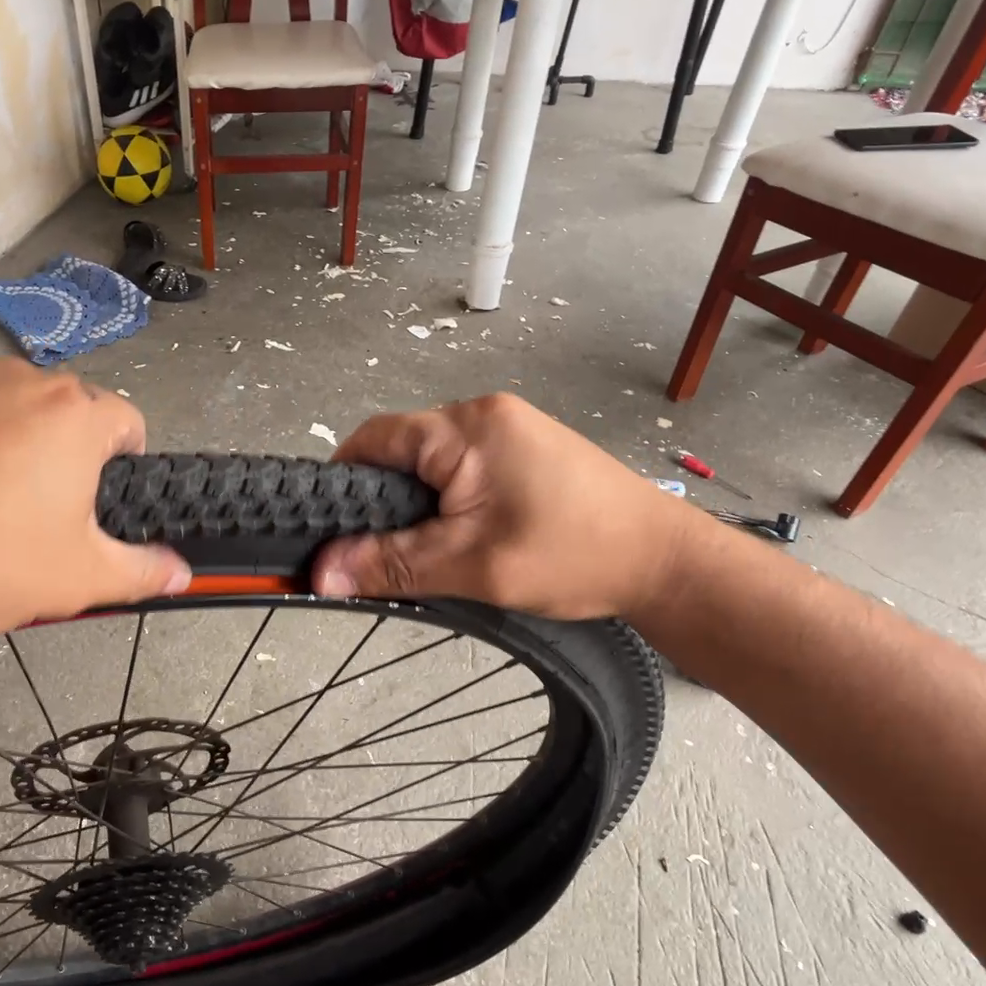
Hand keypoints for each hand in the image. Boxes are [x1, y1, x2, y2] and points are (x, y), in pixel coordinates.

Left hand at [0, 359, 188, 642]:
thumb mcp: (76, 580)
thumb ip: (142, 572)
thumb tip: (181, 573)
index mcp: (73, 416)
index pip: (129, 424)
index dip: (125, 469)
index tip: (99, 510)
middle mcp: (19, 382)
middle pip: (66, 417)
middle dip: (66, 463)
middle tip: (41, 523)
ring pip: (5, 417)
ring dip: (8, 454)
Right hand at [311, 394, 708, 619]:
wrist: (667, 561)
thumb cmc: (575, 556)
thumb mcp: (475, 566)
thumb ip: (394, 565)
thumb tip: (318, 572)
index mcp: (467, 427)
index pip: (375, 437)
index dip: (343, 479)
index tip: (329, 527)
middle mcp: (483, 413)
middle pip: (401, 448)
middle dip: (383, 500)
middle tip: (378, 551)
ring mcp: (507, 427)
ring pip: (430, 461)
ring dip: (417, 503)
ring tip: (422, 550)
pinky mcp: (524, 447)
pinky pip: (460, 466)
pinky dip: (446, 499)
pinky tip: (458, 535)